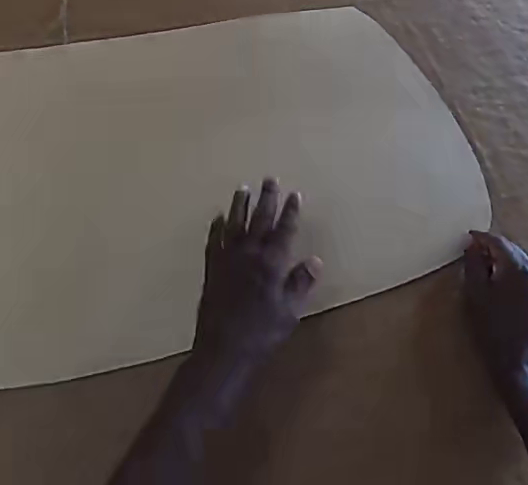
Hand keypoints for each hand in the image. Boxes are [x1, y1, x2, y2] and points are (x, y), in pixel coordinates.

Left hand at [192, 178, 321, 369]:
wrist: (223, 348)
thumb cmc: (261, 333)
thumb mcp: (289, 312)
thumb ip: (300, 284)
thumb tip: (315, 260)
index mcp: (271, 263)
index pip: (284, 230)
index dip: (290, 212)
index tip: (294, 194)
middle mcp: (249, 254)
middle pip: (259, 219)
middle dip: (266, 198)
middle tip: (270, 179)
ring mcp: (227, 258)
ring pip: (234, 223)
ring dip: (239, 205)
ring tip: (243, 188)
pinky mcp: (212, 267)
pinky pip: (214, 239)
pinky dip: (217, 226)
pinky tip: (218, 217)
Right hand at [462, 230, 527, 383]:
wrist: (521, 369)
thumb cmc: (492, 329)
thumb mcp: (475, 293)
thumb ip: (474, 264)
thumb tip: (473, 245)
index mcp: (518, 269)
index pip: (499, 242)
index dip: (482, 238)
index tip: (468, 239)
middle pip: (515, 252)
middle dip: (496, 249)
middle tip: (477, 253)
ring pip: (525, 267)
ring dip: (508, 264)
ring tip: (491, 271)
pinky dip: (519, 279)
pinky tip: (507, 291)